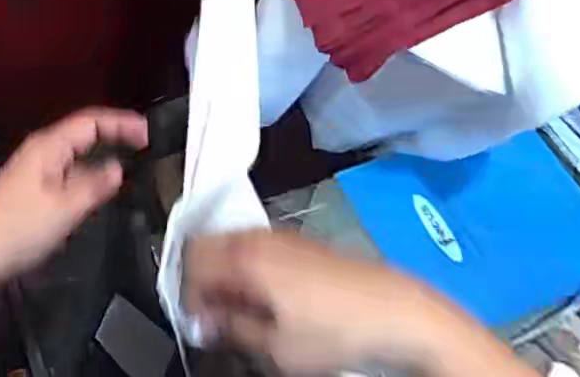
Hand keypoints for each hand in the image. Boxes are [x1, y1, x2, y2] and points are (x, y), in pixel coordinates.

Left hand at [0, 107, 148, 281]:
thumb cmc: (16, 228)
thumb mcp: (63, 209)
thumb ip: (93, 186)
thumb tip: (118, 168)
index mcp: (50, 145)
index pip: (91, 121)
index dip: (120, 122)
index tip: (146, 130)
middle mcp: (43, 148)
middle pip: (84, 131)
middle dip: (113, 133)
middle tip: (143, 142)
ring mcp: (35, 165)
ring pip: (76, 151)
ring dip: (100, 151)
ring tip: (128, 160)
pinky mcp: (31, 184)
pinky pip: (68, 167)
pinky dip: (87, 169)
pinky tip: (95, 187)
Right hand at [186, 231, 523, 376]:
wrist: (392, 309)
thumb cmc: (332, 332)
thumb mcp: (278, 348)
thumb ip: (234, 328)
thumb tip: (205, 322)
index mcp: (244, 255)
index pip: (192, 260)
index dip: (187, 295)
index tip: (198, 326)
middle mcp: (254, 234)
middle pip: (207, 244)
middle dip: (202, 280)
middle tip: (214, 319)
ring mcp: (275, 232)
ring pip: (229, 243)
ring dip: (223, 273)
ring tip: (240, 311)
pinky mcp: (294, 239)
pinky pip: (252, 244)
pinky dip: (244, 266)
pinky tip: (263, 297)